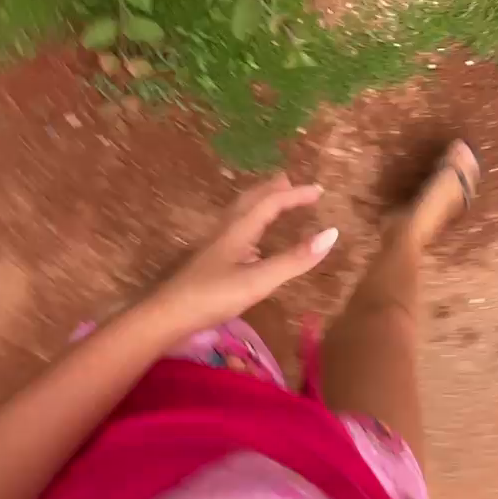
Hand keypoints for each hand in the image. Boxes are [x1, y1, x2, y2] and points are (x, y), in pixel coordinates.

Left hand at [141, 176, 338, 337]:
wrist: (166, 316)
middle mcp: (227, 230)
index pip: (272, 202)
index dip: (296, 195)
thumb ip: (294, 259)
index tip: (319, 190)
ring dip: (260, 202)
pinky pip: (235, 230)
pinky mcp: (209, 261)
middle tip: (292, 182)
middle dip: (273, 189)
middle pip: (252, 199)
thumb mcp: (258, 280)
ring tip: (273, 202)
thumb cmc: (213, 296)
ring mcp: (215, 245)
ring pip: (240, 213)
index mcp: (240, 229)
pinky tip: (252, 244)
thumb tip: (331, 233)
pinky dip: (250, 224)